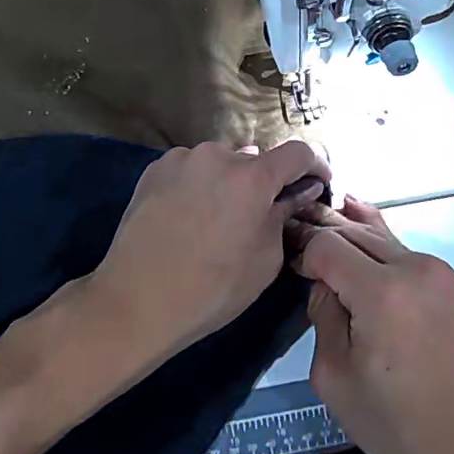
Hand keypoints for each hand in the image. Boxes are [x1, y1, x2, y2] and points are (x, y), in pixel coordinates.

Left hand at [91, 140, 328, 355]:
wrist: (135, 301)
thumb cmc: (211, 288)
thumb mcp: (265, 260)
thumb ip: (283, 217)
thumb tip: (293, 195)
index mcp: (252, 177)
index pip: (299, 152)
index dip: (316, 165)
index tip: (318, 182)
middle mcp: (218, 155)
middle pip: (256, 161)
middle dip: (265, 183)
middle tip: (259, 216)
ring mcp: (182, 159)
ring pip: (221, 163)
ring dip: (229, 183)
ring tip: (218, 220)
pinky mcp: (154, 169)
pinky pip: (191, 169)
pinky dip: (200, 185)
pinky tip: (189, 217)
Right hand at [296, 200, 453, 453]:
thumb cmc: (398, 426)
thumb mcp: (335, 378)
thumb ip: (324, 318)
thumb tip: (327, 285)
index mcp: (382, 291)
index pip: (327, 246)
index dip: (303, 251)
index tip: (288, 264)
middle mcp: (413, 268)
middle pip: (355, 232)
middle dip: (322, 229)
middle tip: (292, 225)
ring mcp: (438, 273)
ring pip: (382, 237)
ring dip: (350, 227)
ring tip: (320, 209)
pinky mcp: (451, 285)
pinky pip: (405, 252)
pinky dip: (378, 238)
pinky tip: (359, 216)